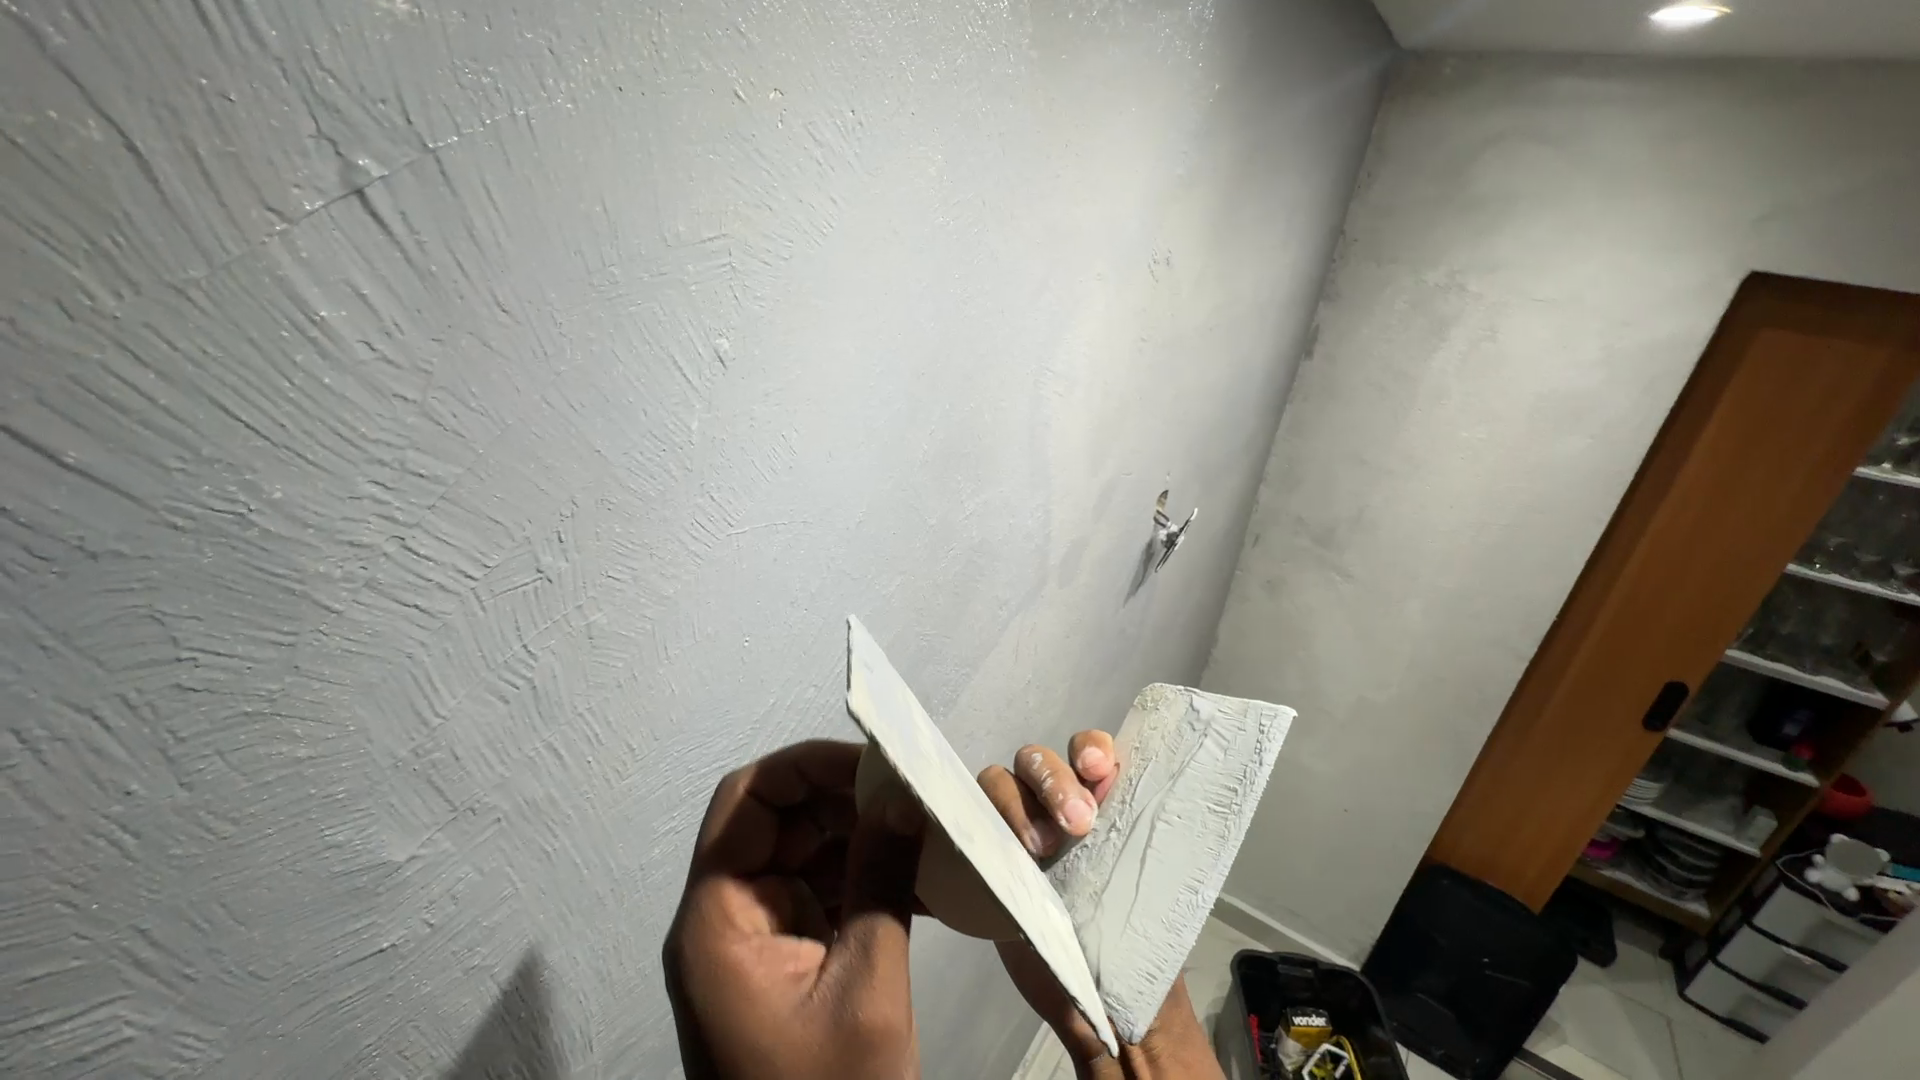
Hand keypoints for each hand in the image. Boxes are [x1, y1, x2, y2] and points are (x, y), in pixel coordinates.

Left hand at [664, 740, 927, 1079]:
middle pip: (779, 822)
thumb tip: (904, 796)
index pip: (748, 802)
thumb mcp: (866, 988)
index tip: (877, 764)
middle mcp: (728, 918)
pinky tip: (921, 875)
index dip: (807, 766)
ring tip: (928, 828)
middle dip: (848, 801)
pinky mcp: (788, 961)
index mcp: (718, 919)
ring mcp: (758, 940)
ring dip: (866, 838)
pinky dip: (869, 878)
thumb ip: (882, 881)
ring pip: (807, 854)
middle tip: (917, 795)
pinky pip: (824, 893)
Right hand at [978, 732, 1225, 1079]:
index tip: (1099, 773)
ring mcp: (1017, 827)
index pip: (1090, 751)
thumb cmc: (1137, 945)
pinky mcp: (988, 855)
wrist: (1102, 1005)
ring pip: (1000, 782)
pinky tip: (993, 851)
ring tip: (1038, 851)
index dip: (1090, 749)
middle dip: (1054, 781)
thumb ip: (1142, 868)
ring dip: (1017, 806)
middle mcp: (1054, 804)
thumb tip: (1153, 843)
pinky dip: (977, 825)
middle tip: (1076, 826)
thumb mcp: (1151, 903)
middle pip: (1038, 760)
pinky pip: (971, 822)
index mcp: (1101, 801)